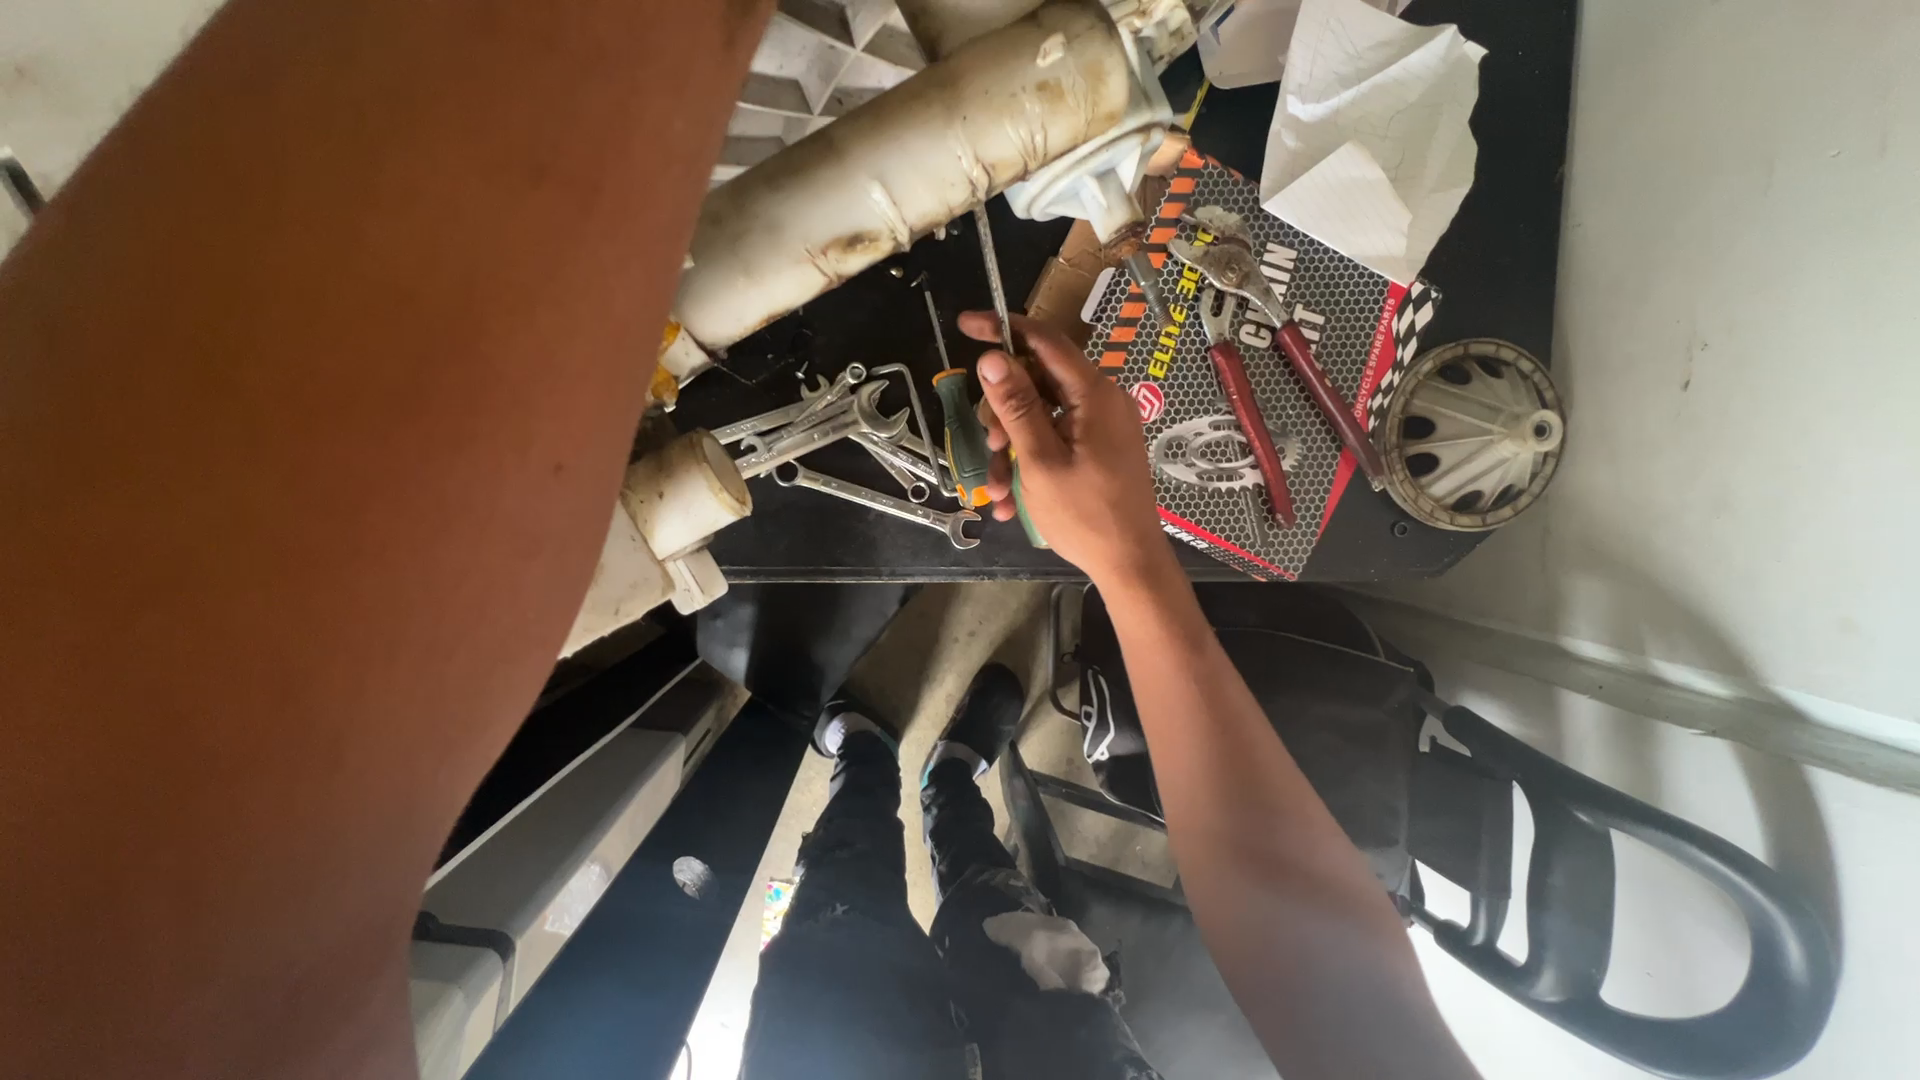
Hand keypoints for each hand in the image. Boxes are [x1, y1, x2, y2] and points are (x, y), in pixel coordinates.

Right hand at [957, 311, 1173, 585]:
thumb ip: (1016, 406)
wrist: (1129, 564)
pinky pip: (1054, 441)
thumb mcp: (1041, 460)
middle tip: (989, 445)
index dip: (1003, 328)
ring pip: (1040, 416)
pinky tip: (1010, 500)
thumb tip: (992, 357)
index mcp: (1094, 394)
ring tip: (997, 492)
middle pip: (1037, 382)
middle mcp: (1101, 401)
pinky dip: (1029, 463)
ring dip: (1011, 449)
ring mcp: (1100, 427)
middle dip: (1003, 414)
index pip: (1044, 341)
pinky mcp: (1097, 450)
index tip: (965, 326)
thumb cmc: (1086, 515)